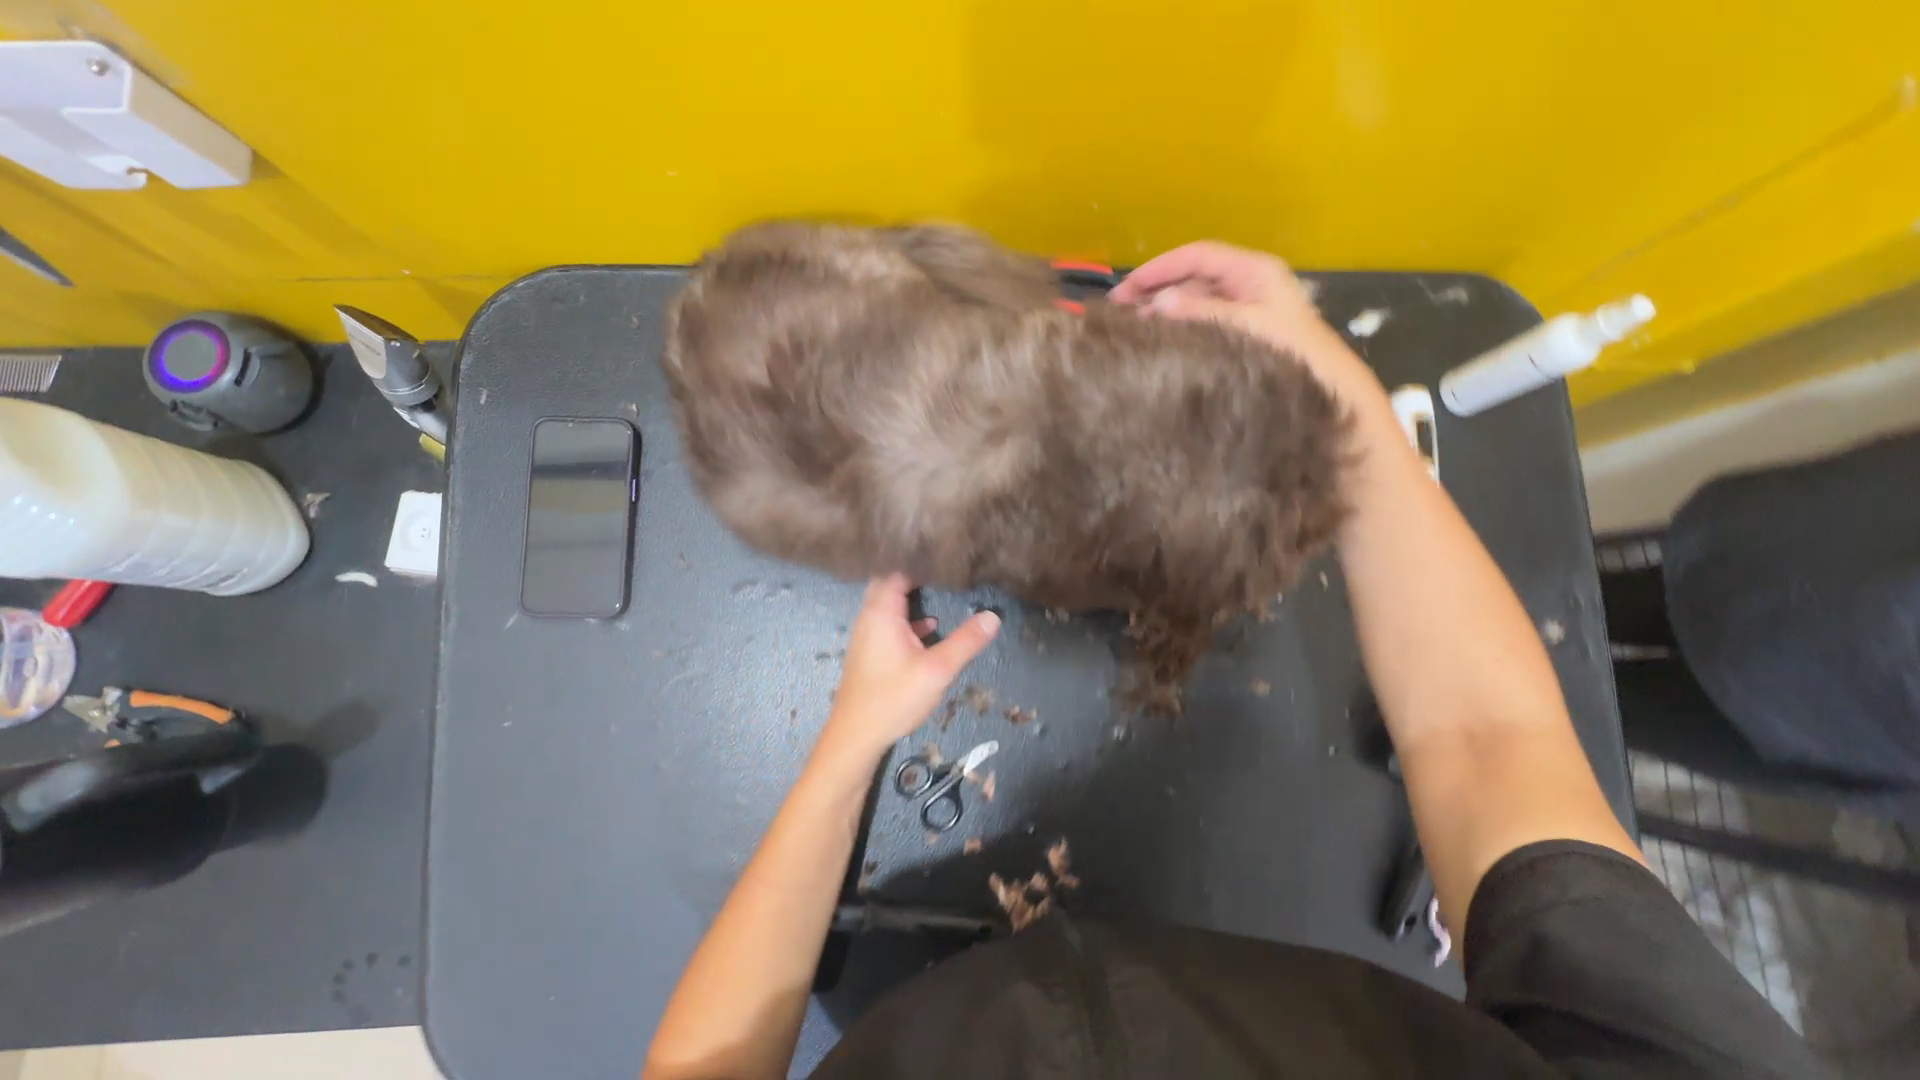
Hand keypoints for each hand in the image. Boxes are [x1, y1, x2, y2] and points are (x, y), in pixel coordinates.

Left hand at [817, 574, 999, 761]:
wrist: (856, 735)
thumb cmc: (893, 698)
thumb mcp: (937, 670)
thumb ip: (965, 642)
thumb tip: (992, 616)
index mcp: (881, 612)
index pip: (897, 569)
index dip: (919, 559)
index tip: (945, 553)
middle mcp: (869, 616)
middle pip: (890, 582)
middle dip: (915, 573)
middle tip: (944, 567)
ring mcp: (867, 635)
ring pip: (889, 604)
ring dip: (911, 596)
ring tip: (941, 587)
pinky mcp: (869, 652)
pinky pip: (889, 623)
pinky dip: (907, 618)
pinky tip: (929, 627)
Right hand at [1110, 241, 1387, 413]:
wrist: (1328, 388)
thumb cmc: (1292, 351)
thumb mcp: (1245, 325)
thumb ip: (1201, 311)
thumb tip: (1158, 303)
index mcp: (1254, 271)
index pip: (1197, 256)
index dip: (1159, 268)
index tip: (1126, 290)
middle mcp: (1249, 284)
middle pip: (1194, 277)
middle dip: (1158, 291)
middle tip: (1122, 314)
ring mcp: (1247, 309)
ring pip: (1197, 301)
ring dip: (1166, 312)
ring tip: (1136, 331)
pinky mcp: (1244, 335)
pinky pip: (1205, 323)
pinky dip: (1181, 329)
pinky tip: (1162, 344)